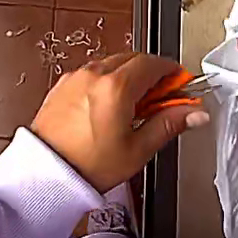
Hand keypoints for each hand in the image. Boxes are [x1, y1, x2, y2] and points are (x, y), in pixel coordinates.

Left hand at [31, 53, 209, 191]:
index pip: (155, 64)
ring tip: (136, 107)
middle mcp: (94, 75)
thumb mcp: (138, 148)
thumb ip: (169, 123)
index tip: (181, 86)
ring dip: (131, 77)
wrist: (43, 177)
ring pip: (114, 64)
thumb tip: (194, 113)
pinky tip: (112, 108)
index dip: (173, 73)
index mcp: (116, 87)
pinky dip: (109, 82)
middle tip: (163, 98)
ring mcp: (76, 78)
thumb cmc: (85, 166)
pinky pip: (94, 74)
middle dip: (153, 74)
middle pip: (135, 59)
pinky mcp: (63, 86)